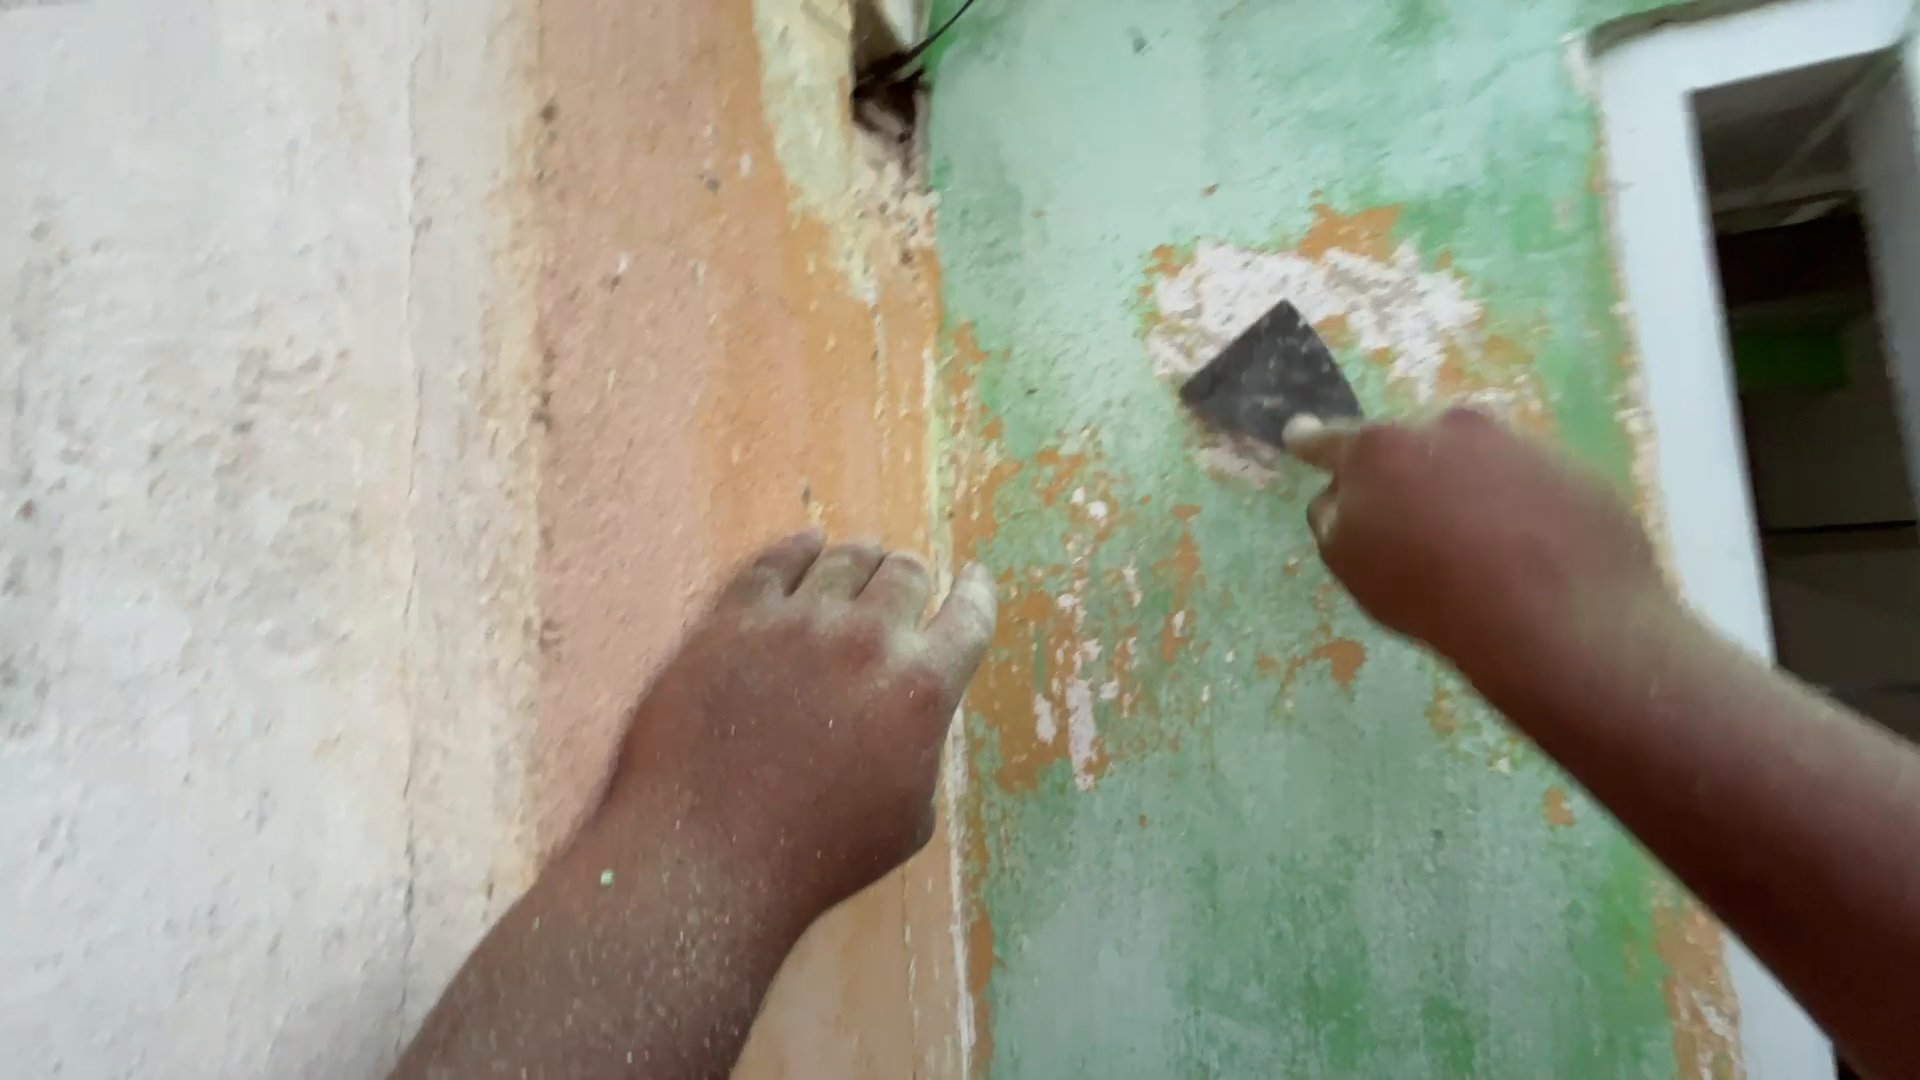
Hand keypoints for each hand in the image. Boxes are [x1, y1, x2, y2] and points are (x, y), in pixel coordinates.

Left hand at [606, 532, 997, 917]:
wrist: (707, 858)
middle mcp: (869, 639)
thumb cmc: (818, 854)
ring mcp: (800, 622)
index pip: (969, 615)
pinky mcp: (737, 619)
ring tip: (859, 560)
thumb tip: (917, 711)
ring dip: (863, 558)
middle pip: (906, 572)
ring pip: (846, 557)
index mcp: (922, 687)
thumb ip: (925, 747)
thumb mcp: (911, 816)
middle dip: (912, 576)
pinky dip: (800, 546)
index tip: (973, 578)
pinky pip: (776, 560)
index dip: (977, 591)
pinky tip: (808, 544)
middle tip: (903, 584)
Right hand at [1284, 408, 1667, 680]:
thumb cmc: (1426, 590)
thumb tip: (1337, 495)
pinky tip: (1517, 549)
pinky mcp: (1571, 467)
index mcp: (1378, 449)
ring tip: (1469, 542)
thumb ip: (1330, 517)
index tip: (1297, 435)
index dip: (1309, 442)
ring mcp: (1515, 441)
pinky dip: (1510, 503)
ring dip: (1457, 485)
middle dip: (1398, 472)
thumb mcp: (1347, 563)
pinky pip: (1521, 479)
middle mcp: (1446, 426)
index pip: (1330, 441)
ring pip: (1468, 458)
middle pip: (1406, 446)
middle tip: (1405, 522)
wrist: (1556, 618)